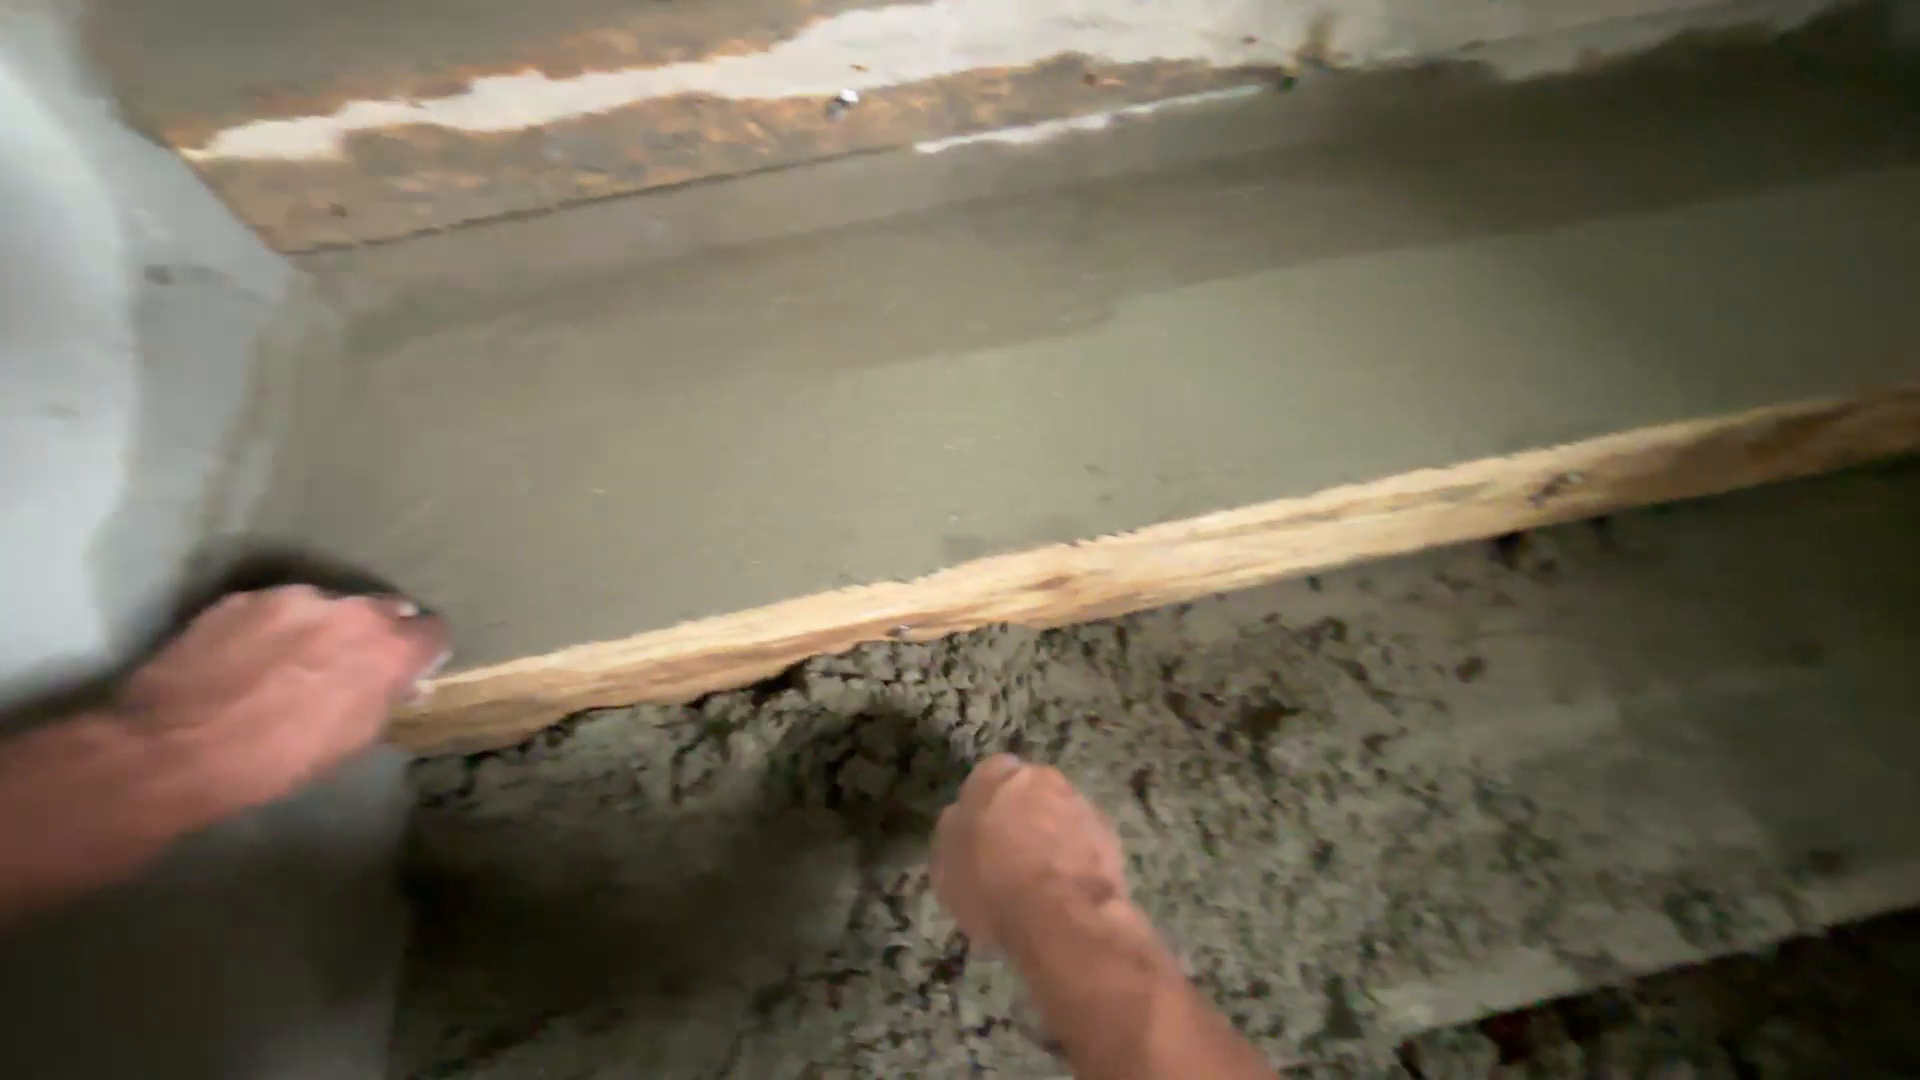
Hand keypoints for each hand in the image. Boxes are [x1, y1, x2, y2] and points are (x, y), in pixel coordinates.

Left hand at [114, 585, 447, 823]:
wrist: (168, 752)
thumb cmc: (279, 759)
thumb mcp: (356, 738)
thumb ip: (388, 698)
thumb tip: (405, 683)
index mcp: (393, 648)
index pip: (435, 631)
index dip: (423, 651)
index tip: (409, 668)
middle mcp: (356, 611)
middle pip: (388, 608)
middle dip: (380, 632)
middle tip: (352, 663)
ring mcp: (297, 599)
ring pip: (332, 605)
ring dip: (327, 626)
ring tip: (295, 658)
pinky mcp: (244, 598)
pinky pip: (279, 607)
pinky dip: (277, 626)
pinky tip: (251, 656)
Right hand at [930, 755, 1129, 953]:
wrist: (1059, 913)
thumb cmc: (991, 884)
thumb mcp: (947, 870)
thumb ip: (954, 836)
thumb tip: (962, 824)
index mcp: (992, 775)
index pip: (986, 777)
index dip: (985, 809)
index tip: (983, 839)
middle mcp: (1038, 776)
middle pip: (1026, 792)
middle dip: (1022, 816)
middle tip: (1012, 858)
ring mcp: (1076, 800)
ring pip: (1058, 813)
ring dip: (1051, 836)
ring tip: (1042, 881)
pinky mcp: (1107, 831)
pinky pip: (1084, 839)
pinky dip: (1077, 857)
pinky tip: (1068, 891)